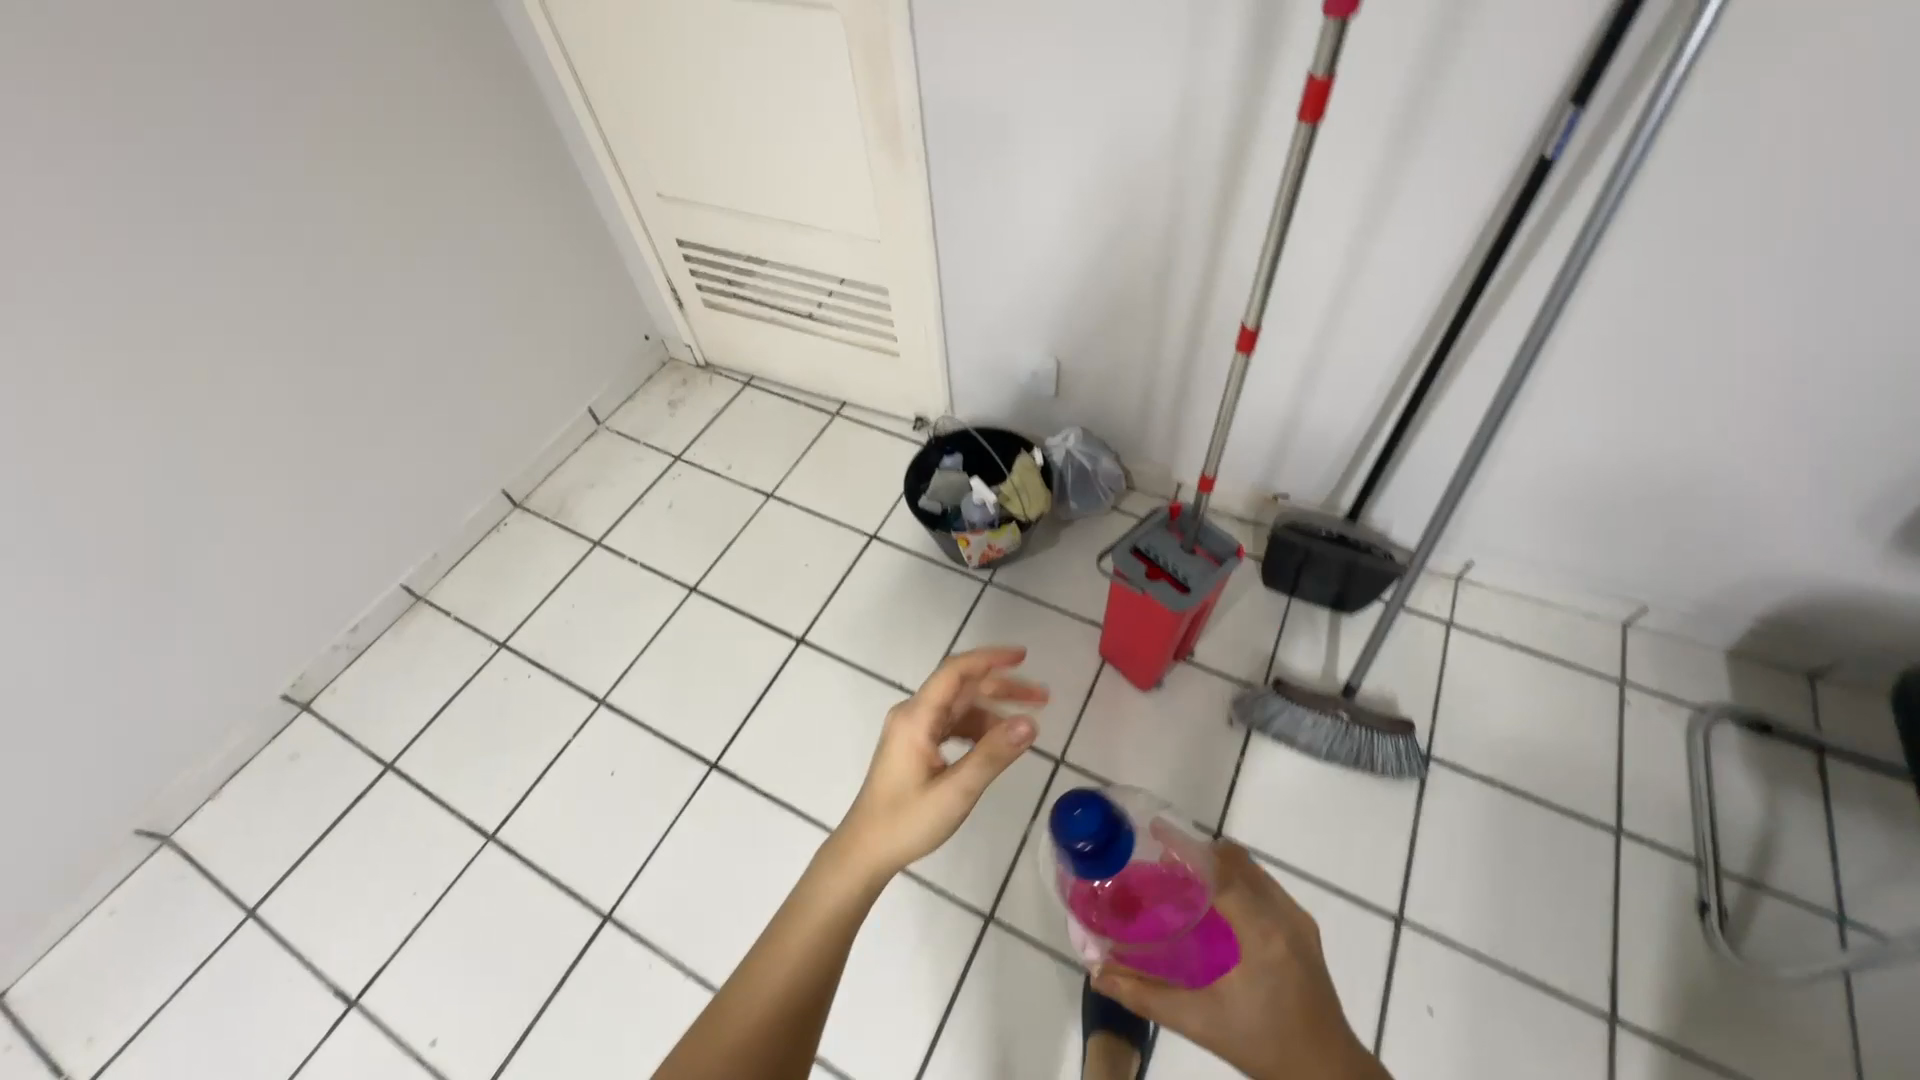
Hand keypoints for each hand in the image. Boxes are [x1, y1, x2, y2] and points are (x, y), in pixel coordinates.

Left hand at [831, 646, 1047, 878]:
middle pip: (962, 688)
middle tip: (1043, 697)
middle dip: (1003, 688)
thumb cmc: (907, 822)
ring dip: (993, 711)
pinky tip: (999, 743)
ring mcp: (912, 730)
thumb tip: (1030, 723)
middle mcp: (913, 715)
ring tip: (1029, 724)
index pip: (956, 672)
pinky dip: (978, 729)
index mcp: (916, 717)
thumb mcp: (956, 791)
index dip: (990, 659)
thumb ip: (993, 754)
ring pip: (959, 707)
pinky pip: (952, 725)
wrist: (865, 851)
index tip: (1023, 657)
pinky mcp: (915, 746)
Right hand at [1092, 842, 1389, 1079]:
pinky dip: (1236, 879)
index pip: (1219, 870)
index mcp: (1261, 930)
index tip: (1154, 832)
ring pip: (1253, 870)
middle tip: (1161, 861)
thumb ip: (1146, 996)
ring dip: (1218, 864)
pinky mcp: (1304, 929)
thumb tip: (1098, 974)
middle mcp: (1283, 914)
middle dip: (1198, 852)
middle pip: (1236, 860)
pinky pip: (1265, 886)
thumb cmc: (1263, 1044)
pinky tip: (1215, 904)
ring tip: (1183, 877)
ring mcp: (1298, 919)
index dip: (1184, 847)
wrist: (1327, 1073)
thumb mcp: (1200, 1022)